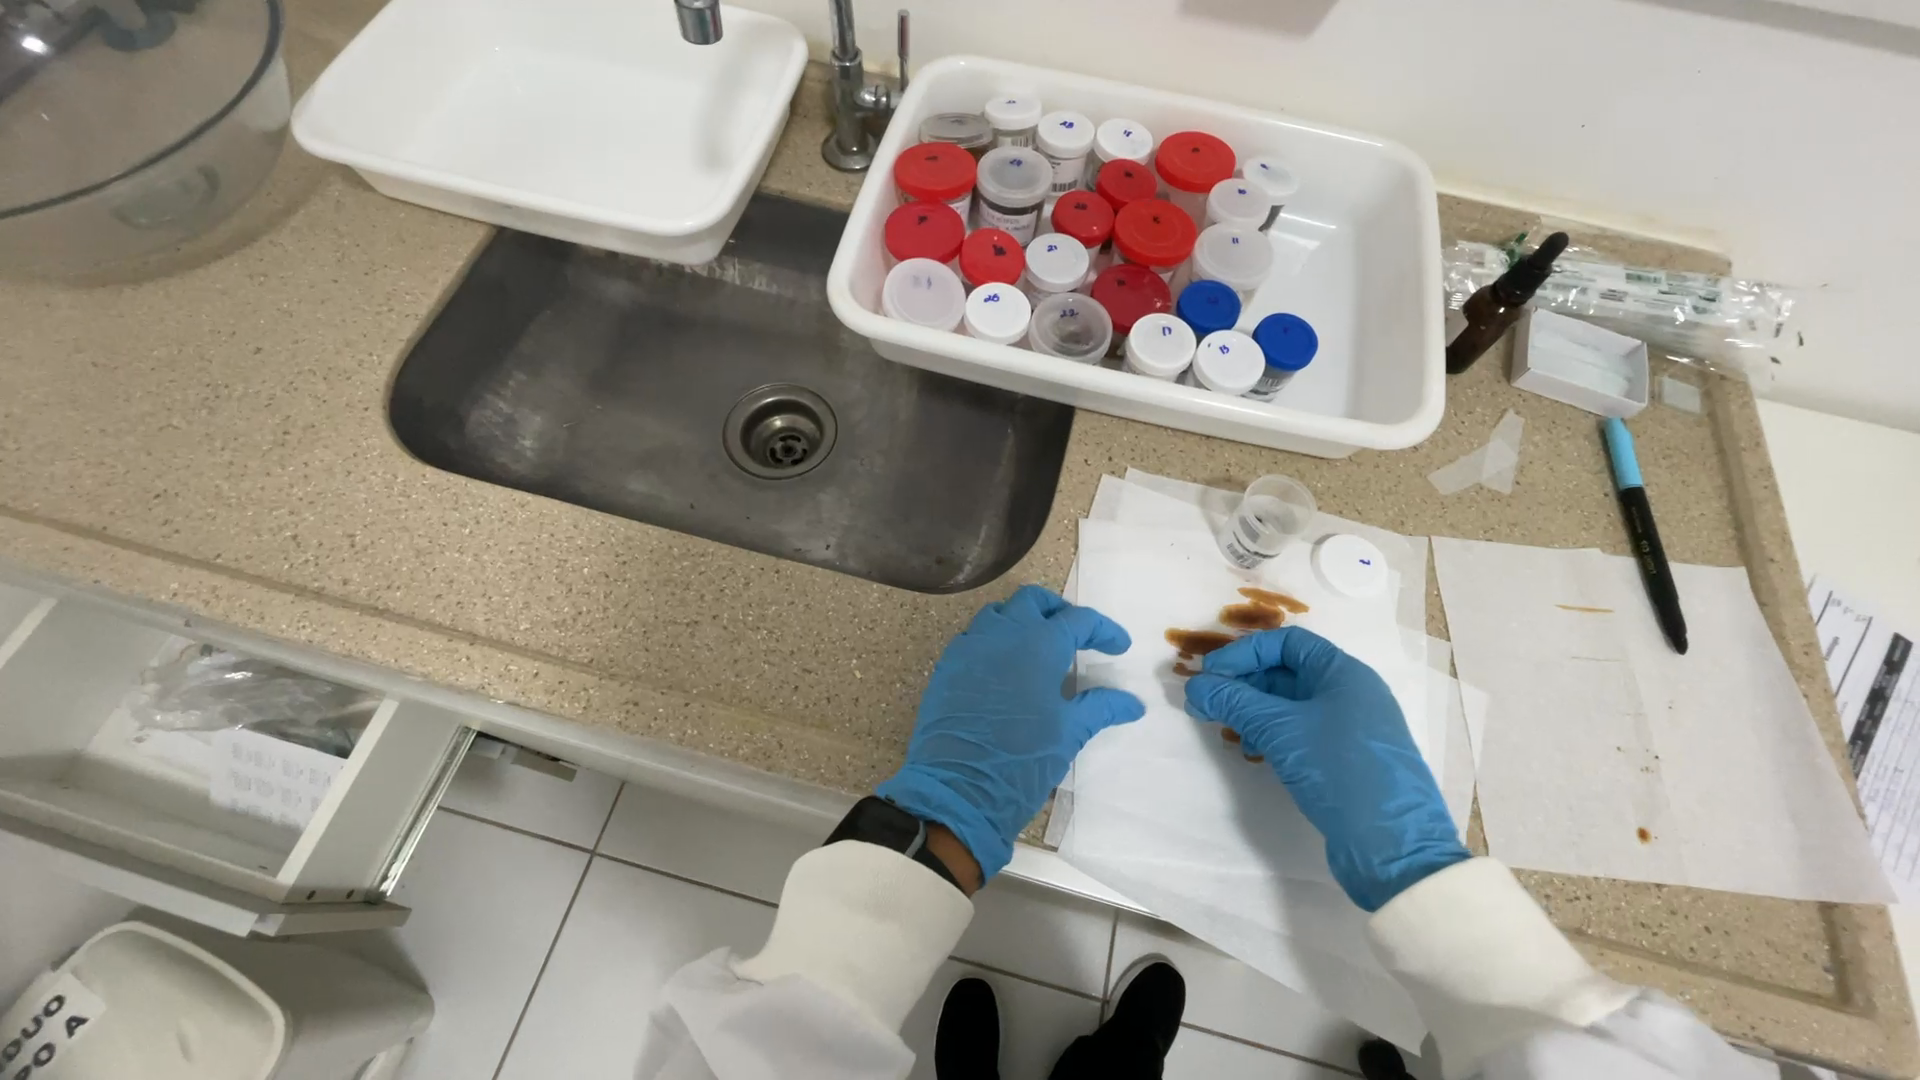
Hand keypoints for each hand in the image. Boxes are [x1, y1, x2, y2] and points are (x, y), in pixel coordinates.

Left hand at [877, 585, 1144, 879]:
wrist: (957, 790)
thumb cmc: (1021, 760)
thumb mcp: (1069, 733)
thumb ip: (1100, 708)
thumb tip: (1133, 703)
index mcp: (1039, 645)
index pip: (1078, 620)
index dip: (1103, 630)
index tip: (1118, 647)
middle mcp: (1003, 634)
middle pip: (1033, 601)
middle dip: (1059, 611)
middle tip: (1076, 635)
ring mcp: (971, 647)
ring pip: (1000, 613)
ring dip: (1023, 621)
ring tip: (1040, 648)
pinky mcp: (948, 666)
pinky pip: (975, 637)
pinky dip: (995, 641)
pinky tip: (1005, 669)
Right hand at [1184, 626, 1468, 910]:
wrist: (1394, 848)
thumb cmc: (1340, 770)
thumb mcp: (1280, 730)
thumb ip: (1234, 702)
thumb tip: (1194, 686)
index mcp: (1344, 674)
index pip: (1287, 643)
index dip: (1245, 652)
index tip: (1210, 674)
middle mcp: (1350, 694)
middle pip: (1286, 671)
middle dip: (1242, 682)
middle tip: (1205, 702)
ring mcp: (1350, 728)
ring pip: (1290, 704)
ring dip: (1252, 708)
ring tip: (1222, 726)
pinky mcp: (1344, 760)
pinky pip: (1299, 731)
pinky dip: (1270, 732)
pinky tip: (1251, 748)